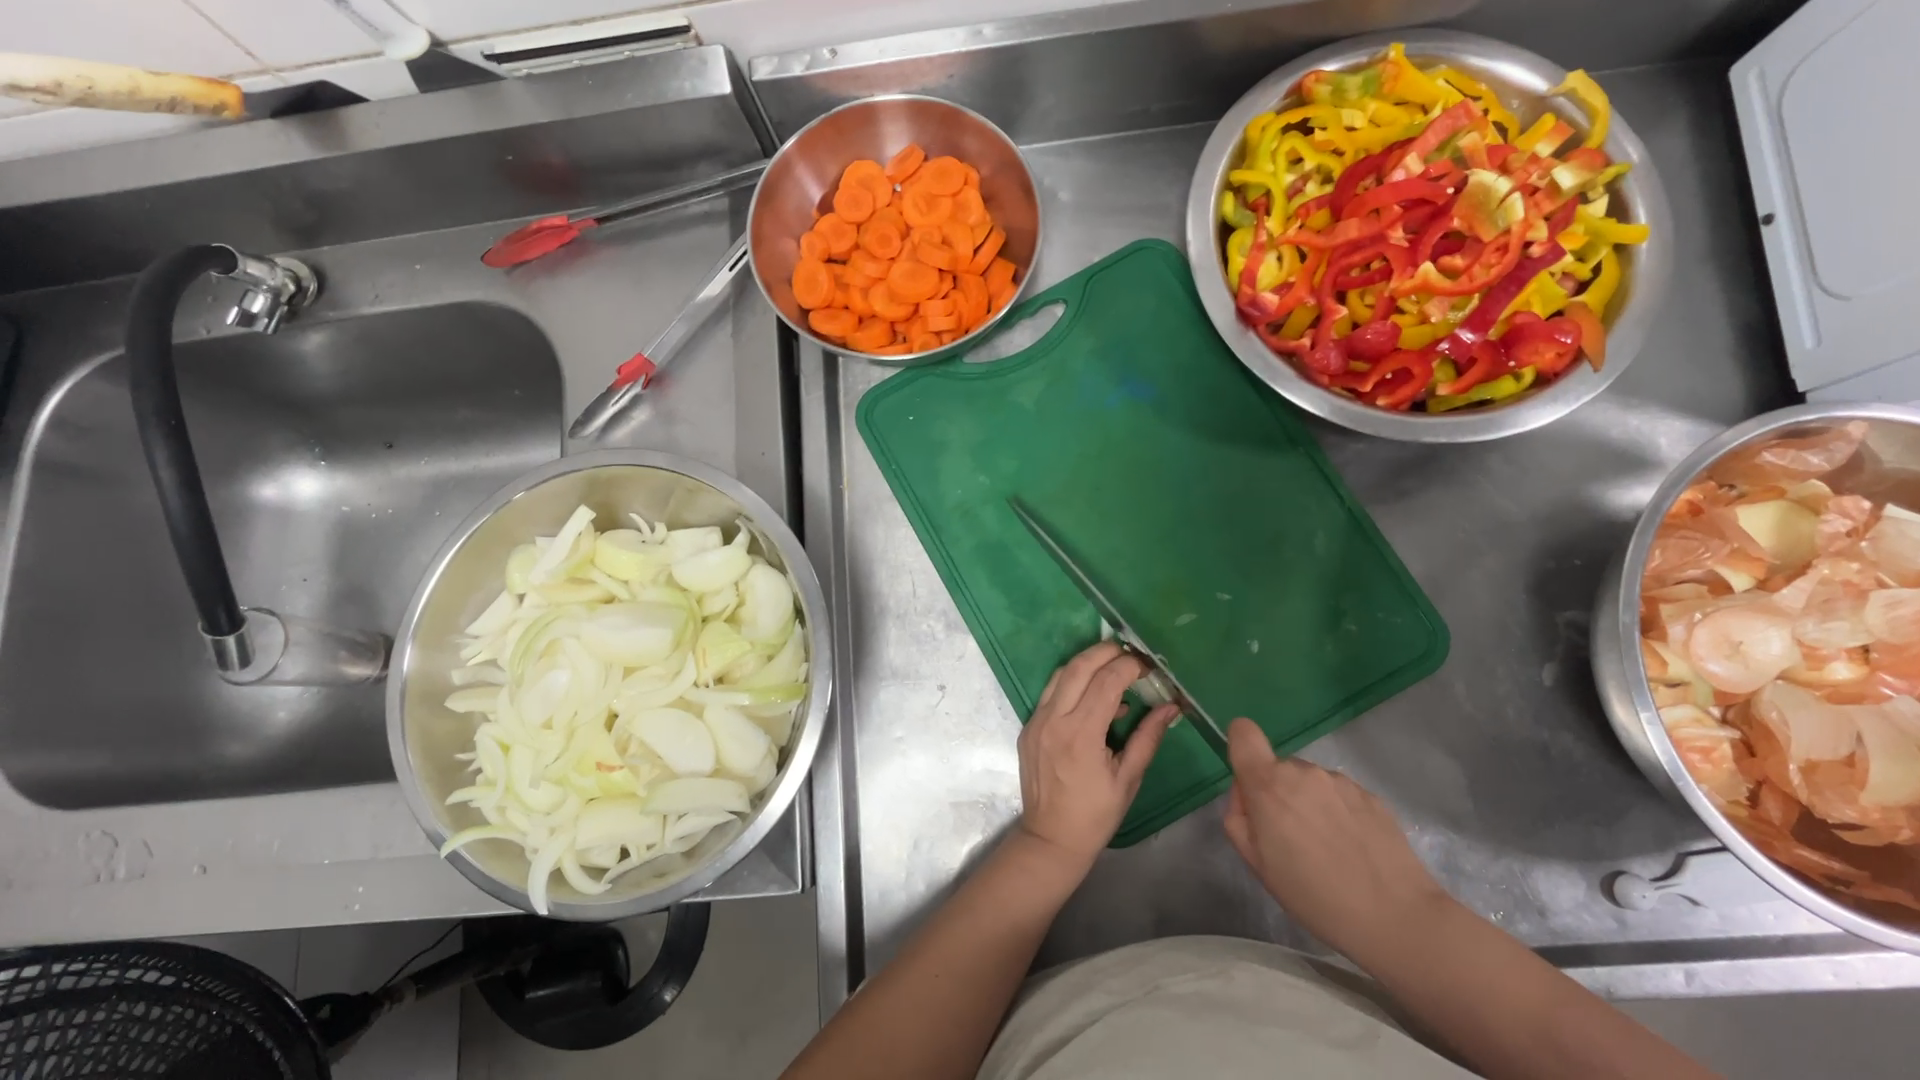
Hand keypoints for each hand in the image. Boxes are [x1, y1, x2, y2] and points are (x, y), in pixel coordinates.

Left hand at [1016, 642, 1178, 867]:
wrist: (1051, 838)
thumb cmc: (1095, 814)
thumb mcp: (1128, 777)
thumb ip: (1148, 737)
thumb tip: (1171, 706)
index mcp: (1081, 734)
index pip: (1106, 682)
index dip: (1129, 666)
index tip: (1148, 665)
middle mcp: (1053, 721)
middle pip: (1078, 667)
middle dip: (1105, 652)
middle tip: (1130, 652)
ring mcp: (1036, 723)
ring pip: (1060, 675)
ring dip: (1086, 664)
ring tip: (1113, 666)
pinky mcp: (1028, 728)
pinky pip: (1050, 694)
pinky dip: (1072, 684)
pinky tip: (1093, 696)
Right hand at [1221, 717, 1452, 959]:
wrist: (1394, 915)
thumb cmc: (1312, 894)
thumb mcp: (1255, 864)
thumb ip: (1238, 818)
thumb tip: (1247, 797)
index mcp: (1269, 785)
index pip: (1243, 733)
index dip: (1241, 748)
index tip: (1249, 785)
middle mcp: (1304, 772)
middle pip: (1278, 768)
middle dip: (1277, 794)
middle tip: (1290, 841)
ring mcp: (1341, 781)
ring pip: (1310, 783)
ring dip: (1309, 805)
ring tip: (1327, 850)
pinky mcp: (1371, 795)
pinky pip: (1339, 796)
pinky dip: (1338, 815)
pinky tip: (1352, 850)